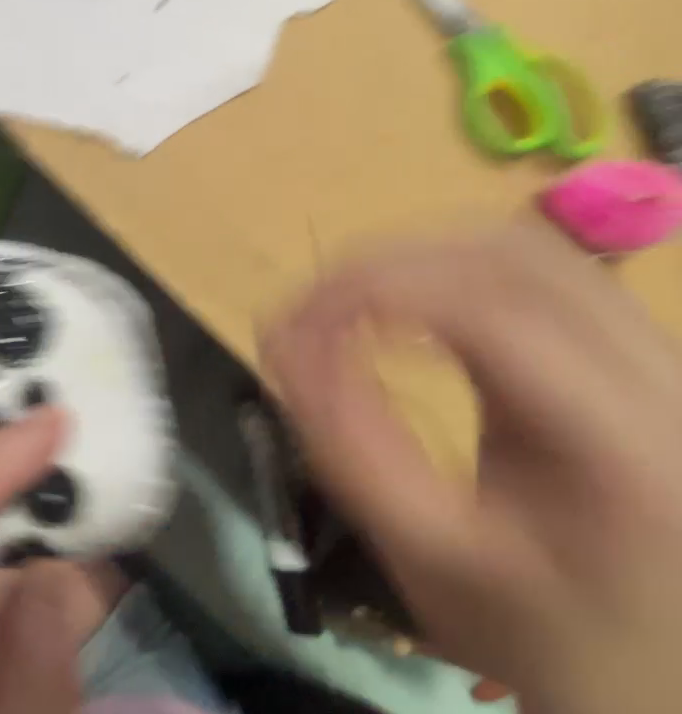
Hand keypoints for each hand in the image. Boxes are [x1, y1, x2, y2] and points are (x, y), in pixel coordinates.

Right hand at [263, 225, 681, 713]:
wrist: (661, 675)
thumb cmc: (534, 627)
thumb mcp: (424, 551)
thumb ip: (344, 440)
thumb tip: (278, 338)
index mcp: (621, 446)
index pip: (486, 308)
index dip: (367, 290)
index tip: (286, 324)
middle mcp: (669, 386)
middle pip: (515, 255)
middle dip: (386, 262)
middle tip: (308, 308)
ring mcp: (670, 369)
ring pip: (535, 250)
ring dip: (421, 257)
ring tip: (348, 303)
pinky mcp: (650, 365)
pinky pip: (552, 276)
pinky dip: (458, 272)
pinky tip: (410, 310)